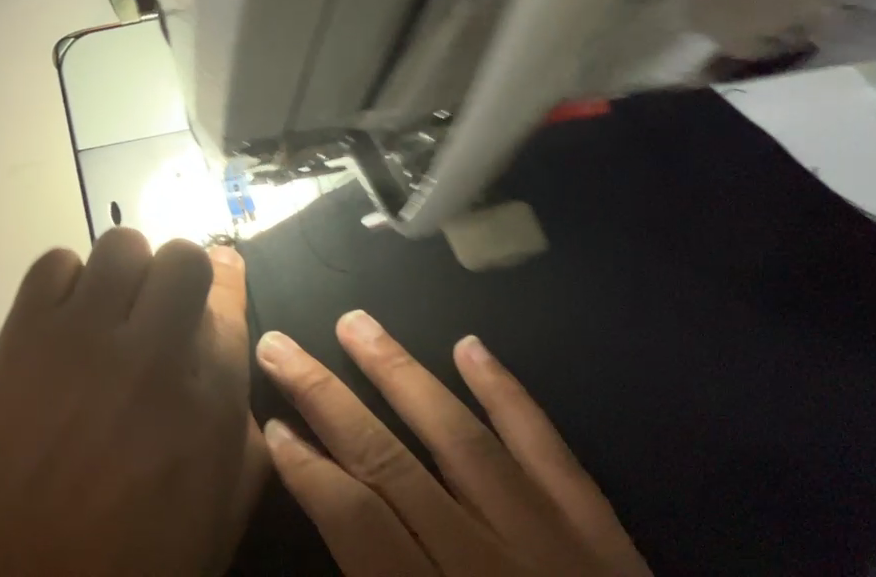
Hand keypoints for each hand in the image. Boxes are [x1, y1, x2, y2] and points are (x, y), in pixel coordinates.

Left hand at [0, 229, 267, 576]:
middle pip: (182, 258)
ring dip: (123, 270)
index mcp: (209, 402)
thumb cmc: (121, 556)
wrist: (9, 565)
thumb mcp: (214, 520)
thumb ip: (241, 443)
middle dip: (175, 277)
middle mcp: (154, 353)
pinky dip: (64, 281)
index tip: (221, 270)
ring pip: (121, 245)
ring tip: (107, 307)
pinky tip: (61, 317)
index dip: (228, 282)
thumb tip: (230, 372)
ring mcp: (86, 334)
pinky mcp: (27, 327)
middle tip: (155, 308)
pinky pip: (55, 262)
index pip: (231, 304)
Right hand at [255, 313, 651, 576]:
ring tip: (355, 323)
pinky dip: (508, 397)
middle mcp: (486, 567)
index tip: (271, 424)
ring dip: (401, 376)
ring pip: (461, 440)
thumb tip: (331, 526)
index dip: (307, 470)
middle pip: (391, 465)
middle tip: (278, 345)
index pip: (357, 523)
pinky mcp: (605, 539)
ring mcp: (552, 545)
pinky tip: (469, 347)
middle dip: (327, 400)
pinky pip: (550, 454)